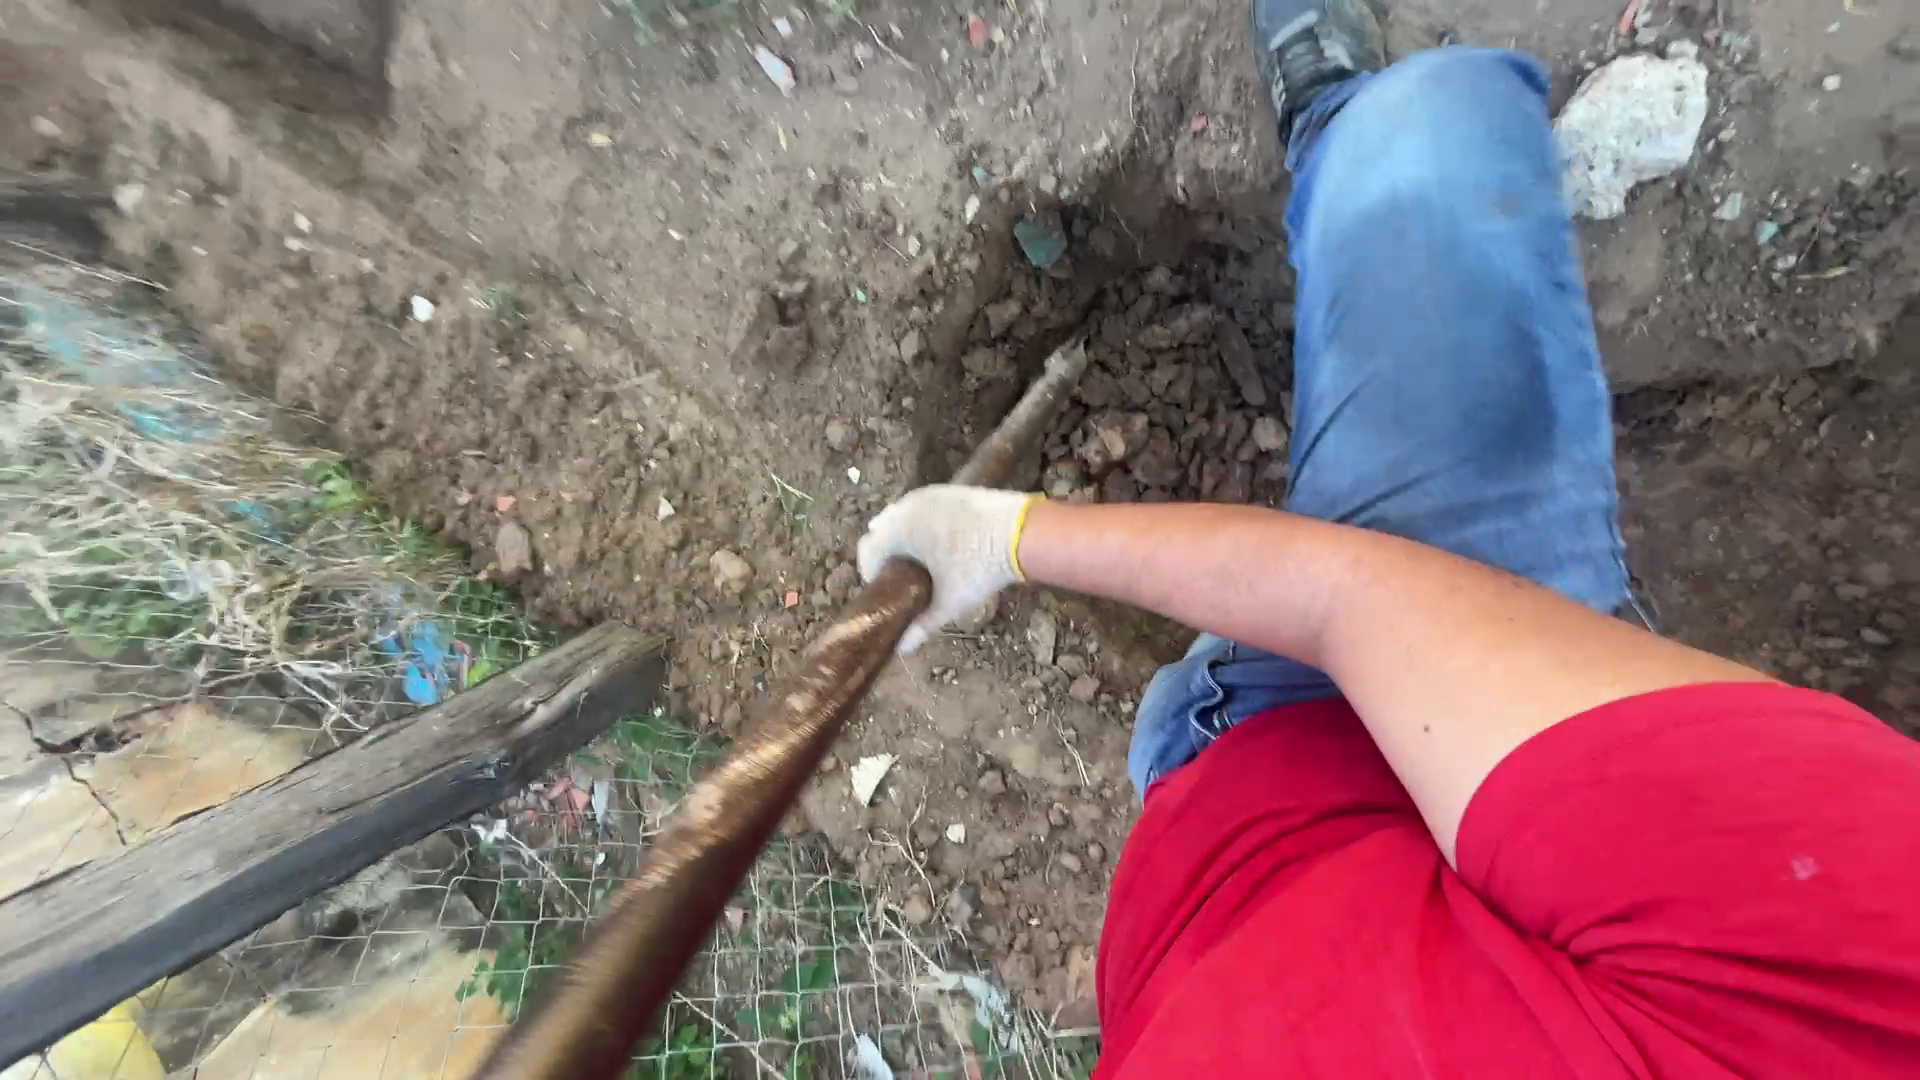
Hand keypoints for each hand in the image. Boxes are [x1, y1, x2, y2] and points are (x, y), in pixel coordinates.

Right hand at [856, 484, 1039, 652]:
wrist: (1022, 532)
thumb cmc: (979, 567)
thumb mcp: (950, 600)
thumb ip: (923, 624)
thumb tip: (902, 649)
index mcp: (899, 531)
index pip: (868, 550)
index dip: (870, 572)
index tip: (883, 588)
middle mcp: (907, 507)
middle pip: (880, 529)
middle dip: (885, 551)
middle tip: (900, 575)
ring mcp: (929, 494)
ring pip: (901, 513)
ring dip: (902, 534)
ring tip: (918, 558)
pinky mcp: (950, 490)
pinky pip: (922, 506)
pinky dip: (921, 521)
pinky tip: (938, 540)